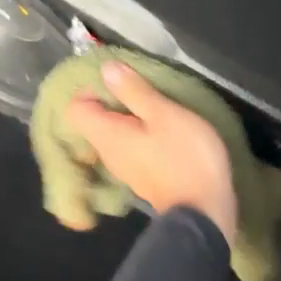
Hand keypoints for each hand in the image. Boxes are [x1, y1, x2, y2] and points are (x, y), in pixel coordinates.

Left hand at [67, 61, 238, 246]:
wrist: (205, 212)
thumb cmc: (185, 157)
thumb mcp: (164, 114)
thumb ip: (134, 91)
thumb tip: (106, 69)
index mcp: (107, 135)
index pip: (75, 108)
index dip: (91, 89)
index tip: (119, 80)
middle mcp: (108, 154)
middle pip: (95, 121)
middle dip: (114, 101)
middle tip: (142, 89)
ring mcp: (125, 168)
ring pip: (115, 135)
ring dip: (131, 118)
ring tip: (157, 106)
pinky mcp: (143, 177)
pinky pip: (131, 148)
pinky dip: (141, 135)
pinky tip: (165, 131)